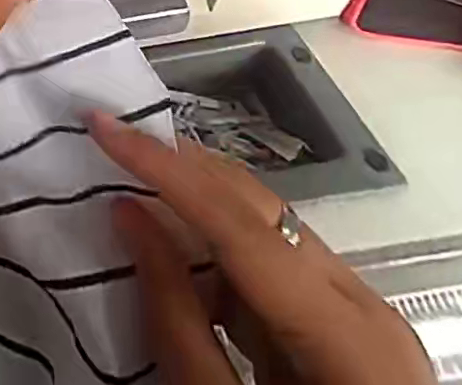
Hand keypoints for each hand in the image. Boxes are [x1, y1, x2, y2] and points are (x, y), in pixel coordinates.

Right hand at [88, 112, 434, 384]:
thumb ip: (176, 320)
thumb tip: (128, 216)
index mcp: (347, 336)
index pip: (239, 224)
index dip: (164, 169)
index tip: (102, 125)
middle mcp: (358, 303)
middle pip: (254, 204)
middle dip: (176, 164)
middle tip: (110, 133)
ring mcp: (351, 309)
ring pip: (256, 223)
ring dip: (189, 200)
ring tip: (125, 178)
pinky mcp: (332, 319)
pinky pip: (261, 260)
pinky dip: (209, 247)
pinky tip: (166, 244)